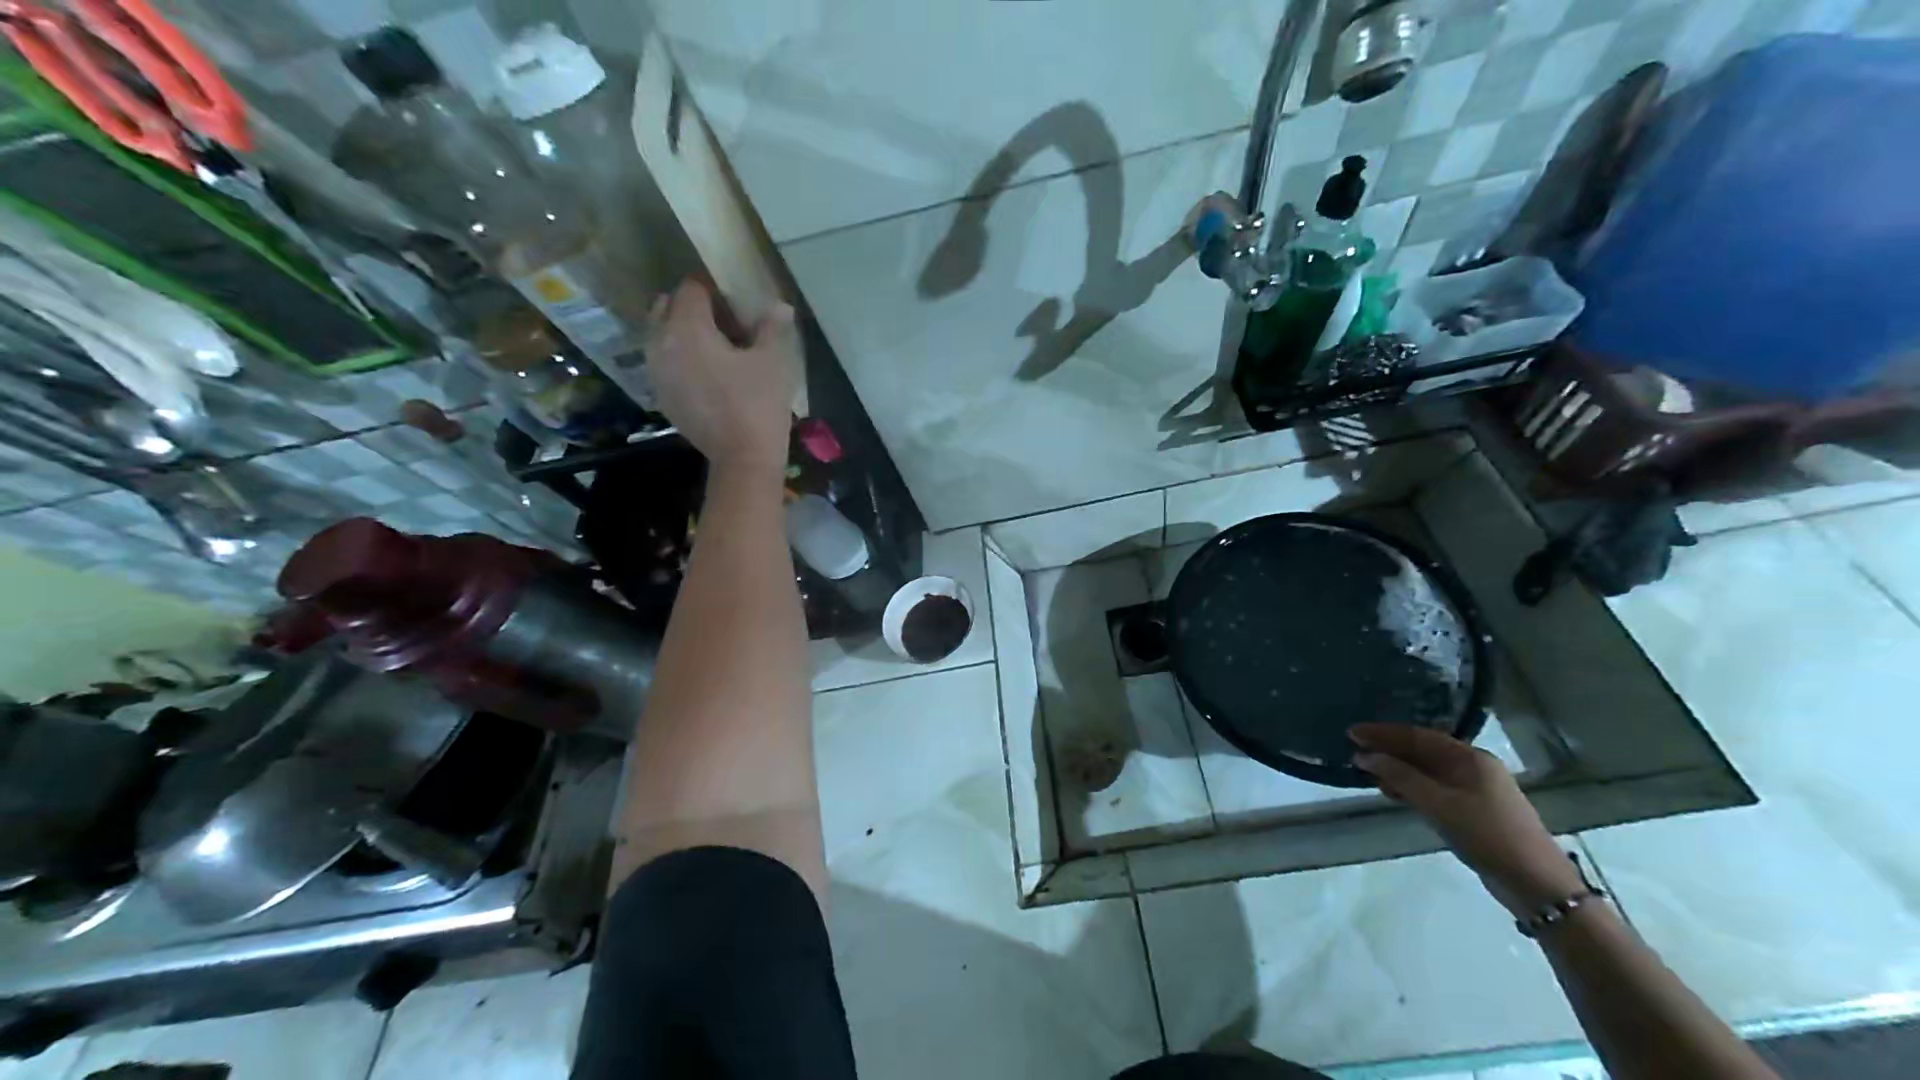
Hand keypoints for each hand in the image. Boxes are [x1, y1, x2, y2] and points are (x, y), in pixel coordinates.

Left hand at [648, 280, 796, 472]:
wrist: (743, 459)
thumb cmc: (759, 403)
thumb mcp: (774, 360)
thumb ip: (773, 327)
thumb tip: (779, 307)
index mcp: (685, 328)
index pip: (691, 289)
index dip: (715, 289)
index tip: (736, 302)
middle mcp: (660, 345)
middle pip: (667, 307)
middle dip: (692, 307)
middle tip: (725, 322)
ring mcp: (657, 374)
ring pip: (662, 336)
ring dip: (683, 333)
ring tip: (717, 348)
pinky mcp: (662, 397)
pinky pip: (665, 363)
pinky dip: (681, 359)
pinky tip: (709, 374)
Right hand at [1350, 723, 1585, 916]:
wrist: (1536, 882)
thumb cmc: (1486, 834)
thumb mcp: (1438, 804)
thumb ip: (1400, 776)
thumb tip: (1365, 755)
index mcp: (1470, 757)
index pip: (1418, 736)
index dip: (1383, 733)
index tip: (1352, 732)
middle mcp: (1473, 766)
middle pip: (1423, 750)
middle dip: (1389, 750)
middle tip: (1355, 752)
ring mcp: (1476, 789)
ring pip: (1427, 771)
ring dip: (1398, 770)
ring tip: (1370, 775)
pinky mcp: (1474, 809)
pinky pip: (1435, 788)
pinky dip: (1412, 787)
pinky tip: (1395, 794)